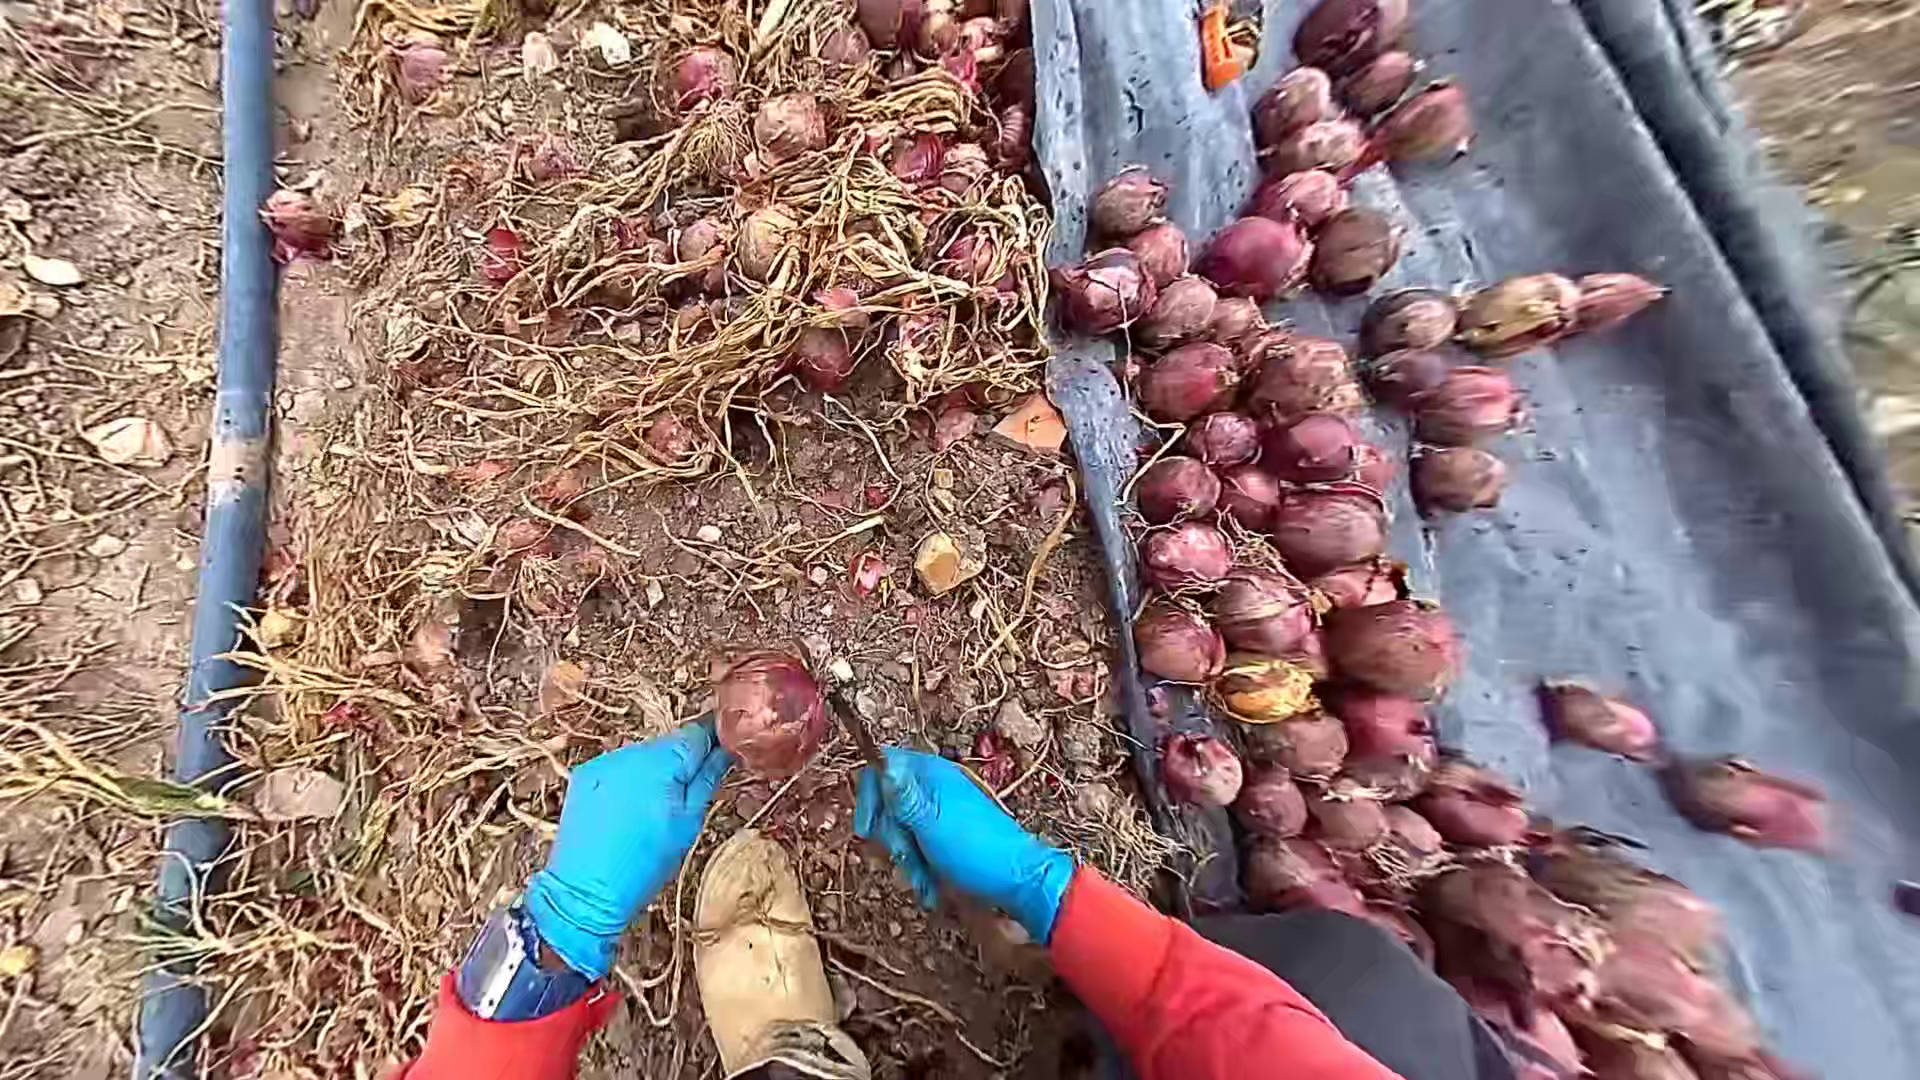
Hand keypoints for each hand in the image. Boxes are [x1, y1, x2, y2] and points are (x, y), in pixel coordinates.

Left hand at [524, 720, 731, 977]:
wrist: (583, 896)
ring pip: (648, 754)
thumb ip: (709, 777)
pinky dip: (631, 778)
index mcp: (664, 761)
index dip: (714, 743)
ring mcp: (606, 761)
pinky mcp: (586, 774)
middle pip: (673, 742)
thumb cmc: (645, 863)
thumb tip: (728, 750)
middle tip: (684, 796)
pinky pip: (622, 765)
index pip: (699, 732)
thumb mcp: (690, 822)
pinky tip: (628, 808)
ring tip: (654, 806)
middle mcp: (633, 752)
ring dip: (657, 771)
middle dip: (683, 762)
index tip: (720, 758)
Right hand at [854, 747, 1075, 942]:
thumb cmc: (975, 849)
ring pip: (901, 828)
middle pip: (888, 802)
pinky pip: (919, 845)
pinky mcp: (946, 832)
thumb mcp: (928, 822)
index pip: (883, 765)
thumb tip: (879, 759)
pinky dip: (920, 866)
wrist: (1017, 880)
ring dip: (906, 858)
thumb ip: (900, 794)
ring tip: (923, 878)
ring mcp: (940, 809)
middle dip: (891, 836)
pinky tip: (931, 884)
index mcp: (930, 772)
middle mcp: (933, 785)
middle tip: (905, 856)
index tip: (868, 830)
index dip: (870, 797)